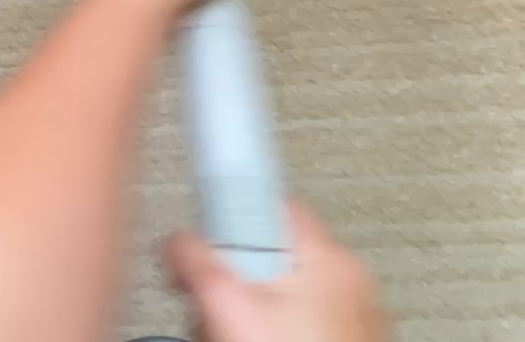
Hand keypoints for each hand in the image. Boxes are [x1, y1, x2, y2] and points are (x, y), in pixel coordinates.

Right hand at [165, 202, 385, 341]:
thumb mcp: (222, 301)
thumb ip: (190, 254)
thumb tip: (177, 241)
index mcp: (329, 259)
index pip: (266, 197)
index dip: (225, 208)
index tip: (200, 222)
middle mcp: (347, 284)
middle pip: (260, 247)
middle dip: (222, 272)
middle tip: (207, 298)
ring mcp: (347, 322)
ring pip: (268, 289)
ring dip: (234, 307)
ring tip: (222, 335)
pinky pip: (282, 322)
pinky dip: (255, 330)